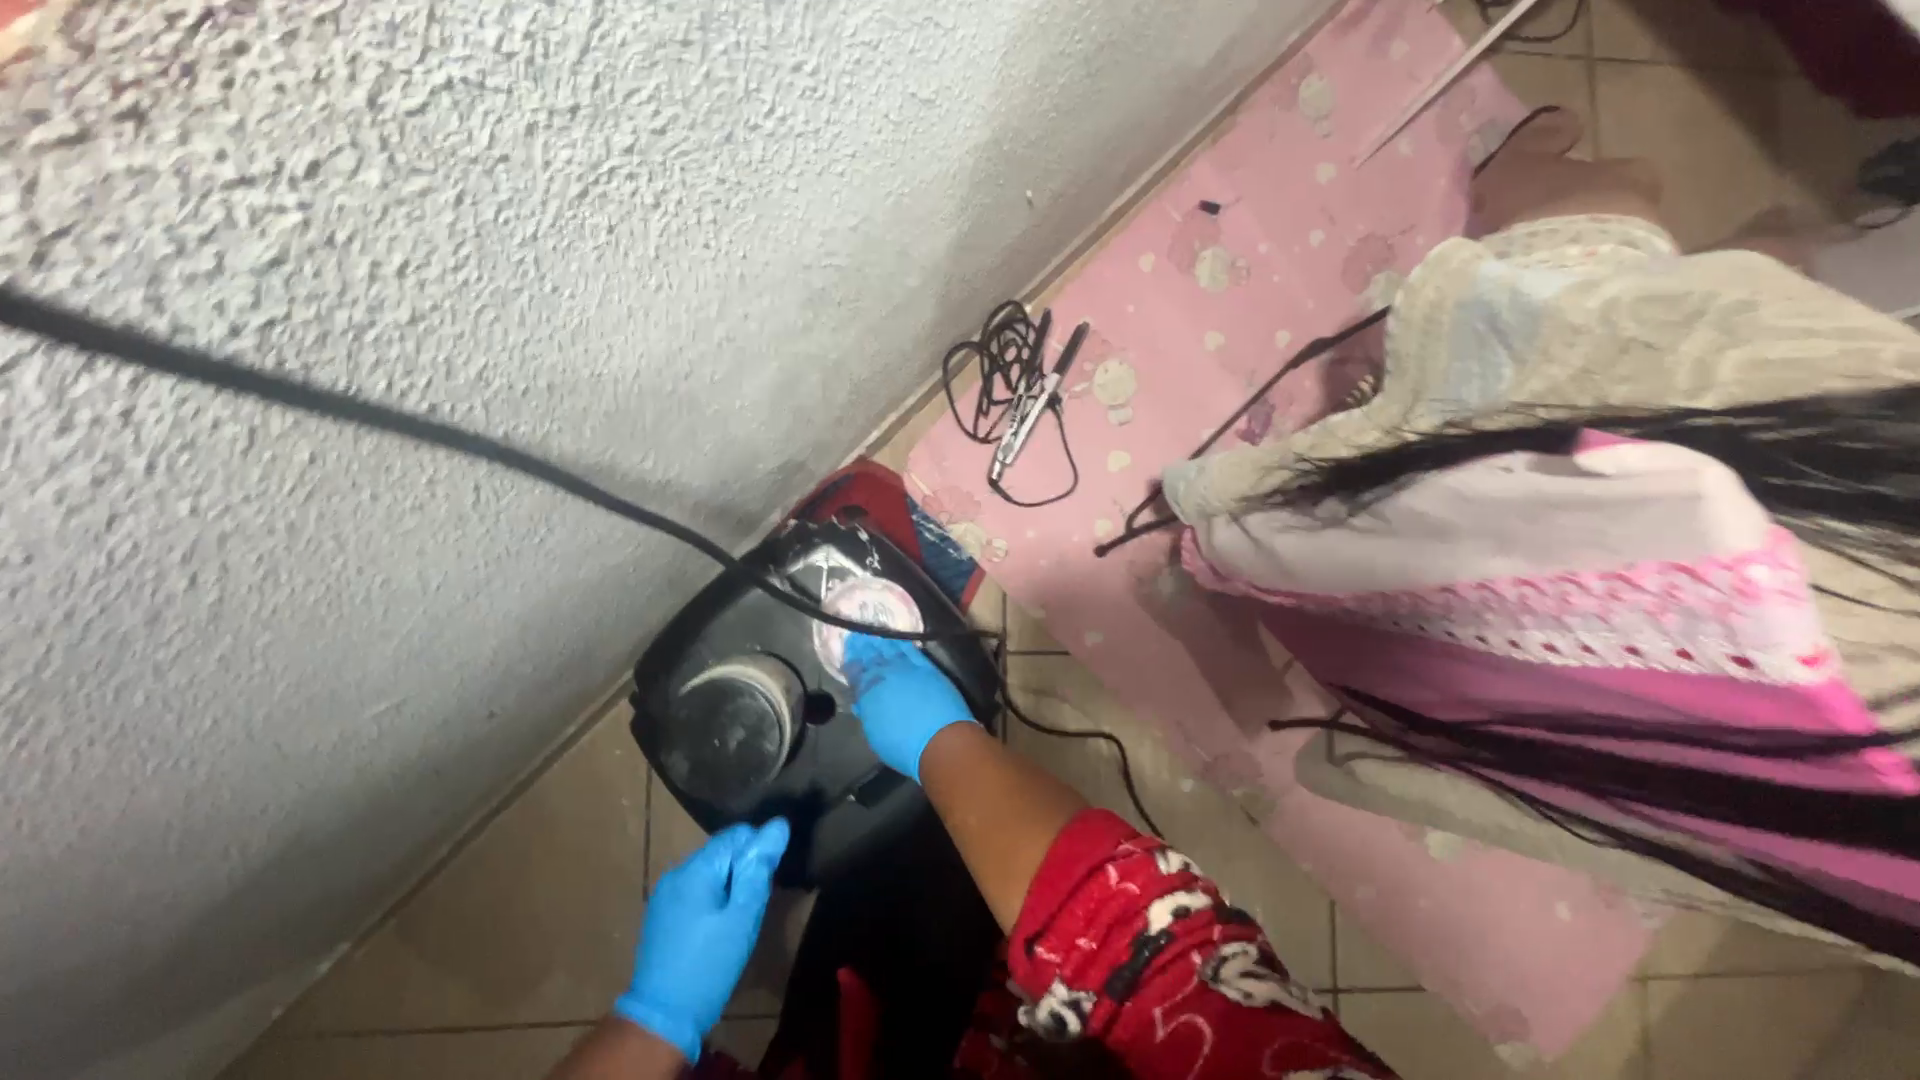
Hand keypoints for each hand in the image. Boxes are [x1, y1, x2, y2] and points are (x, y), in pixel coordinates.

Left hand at [614, 818, 789, 1062]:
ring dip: (728, 886)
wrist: (662, 1015)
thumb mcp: (743, 917)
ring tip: (738, 919)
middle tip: (754, 906)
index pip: (737, 834)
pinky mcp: (660, 914)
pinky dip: (711, 899)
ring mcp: (664, 894)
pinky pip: (694, 891)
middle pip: (721, 852)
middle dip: (743, 870)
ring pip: (708, 872)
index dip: (759, 850)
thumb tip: (779, 825)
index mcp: (696, 868)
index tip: (768, 882)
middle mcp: (676, 873)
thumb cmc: (709, 964)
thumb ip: (759, 868)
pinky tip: (715, 929)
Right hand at [842, 634, 977, 781]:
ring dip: (880, 642)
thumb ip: (869, 715)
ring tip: (873, 635)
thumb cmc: (904, 747)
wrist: (940, 740)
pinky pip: (912, 651)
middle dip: (862, 649)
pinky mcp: (928, 669)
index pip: (856, 675)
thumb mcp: (876, 735)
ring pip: (890, 651)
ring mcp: (908, 670)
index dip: (851, 665)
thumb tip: (862, 704)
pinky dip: (903, 644)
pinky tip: (897, 639)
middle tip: (856, 638)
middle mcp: (885, 678)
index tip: (847, 656)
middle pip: (872, 659)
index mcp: (869, 694)